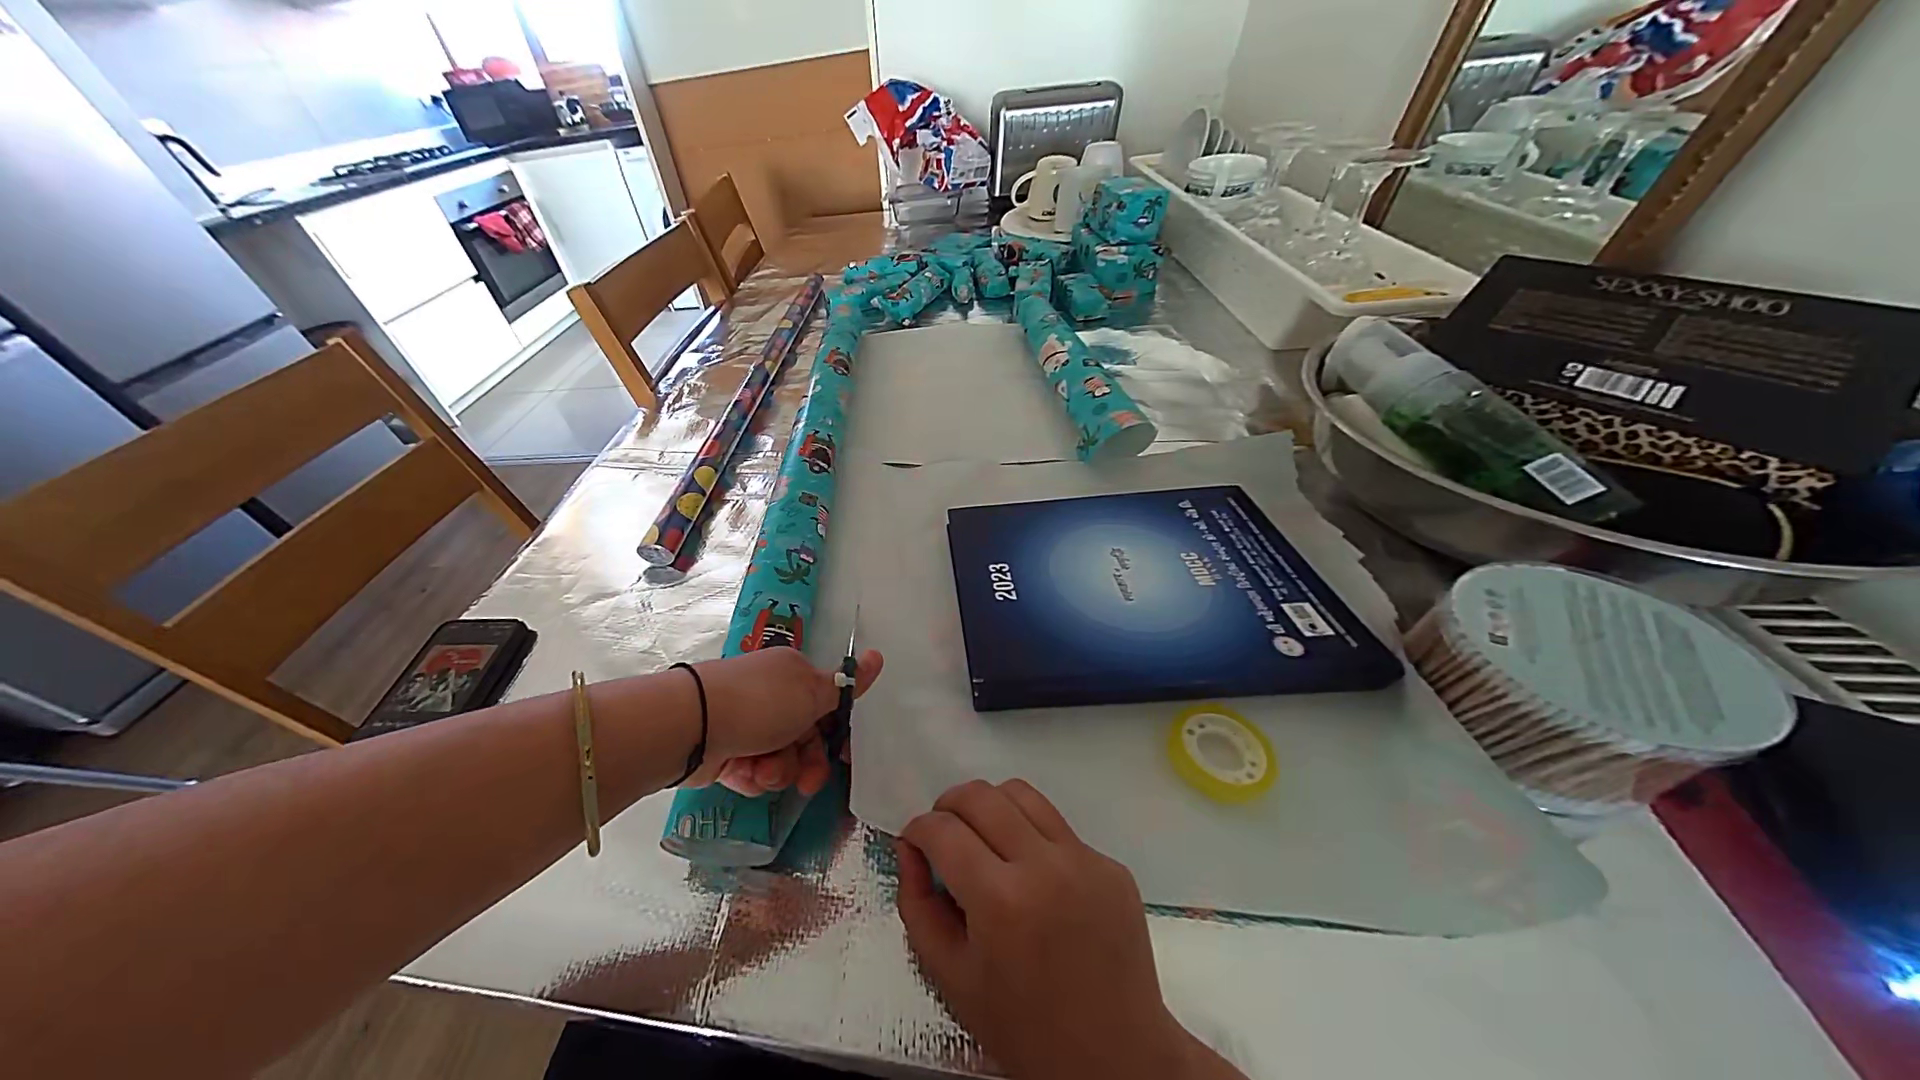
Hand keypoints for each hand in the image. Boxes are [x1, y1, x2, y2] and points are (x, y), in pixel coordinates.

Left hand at [683, 646, 882, 795]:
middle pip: (806, 737)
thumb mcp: (812, 694)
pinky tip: (744, 772)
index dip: (836, 731)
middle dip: (808, 762)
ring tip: (764, 771)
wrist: (693, 725)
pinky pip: (753, 770)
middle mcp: (771, 695)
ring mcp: (747, 723)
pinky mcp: (726, 750)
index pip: (826, 704)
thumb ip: (846, 685)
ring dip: (779, 770)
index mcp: (793, 674)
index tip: (843, 755)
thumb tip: (878, 656)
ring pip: (781, 757)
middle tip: (808, 782)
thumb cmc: (761, 704)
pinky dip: (752, 775)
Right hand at [895, 780, 1243, 1079]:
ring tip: (983, 839)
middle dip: (948, 804)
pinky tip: (1033, 877)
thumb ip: (918, 904)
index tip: (915, 842)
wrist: (1115, 1055)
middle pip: (981, 795)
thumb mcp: (950, 976)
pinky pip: (1059, 828)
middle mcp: (1045, 866)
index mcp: (1000, 901)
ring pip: (1022, 793)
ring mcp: (1084, 860)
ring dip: (991, 805)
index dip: (917, 829)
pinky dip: (1032, 838)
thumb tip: (911, 848)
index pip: (942, 830)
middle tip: (943, 833)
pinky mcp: (1110, 864)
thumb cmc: (1023, 1026)